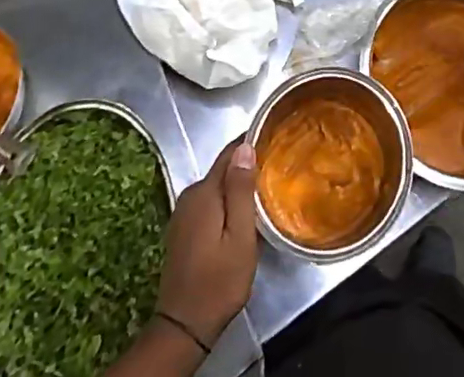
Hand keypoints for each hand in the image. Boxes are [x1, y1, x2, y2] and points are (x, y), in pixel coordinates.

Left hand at [156, 138, 258, 345]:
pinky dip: (228, 200)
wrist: (184, 326)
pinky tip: (246, 210)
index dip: (252, 142)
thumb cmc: (219, 279)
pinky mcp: (184, 230)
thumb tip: (244, 147)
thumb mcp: (240, 235)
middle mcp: (189, 197)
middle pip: (224, 169)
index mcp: (203, 194)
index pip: (229, 153)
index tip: (277, 137)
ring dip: (239, 184)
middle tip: (280, 166)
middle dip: (249, 164)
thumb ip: (240, 190)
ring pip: (218, 186)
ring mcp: (183, 214)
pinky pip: (211, 202)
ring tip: (269, 186)